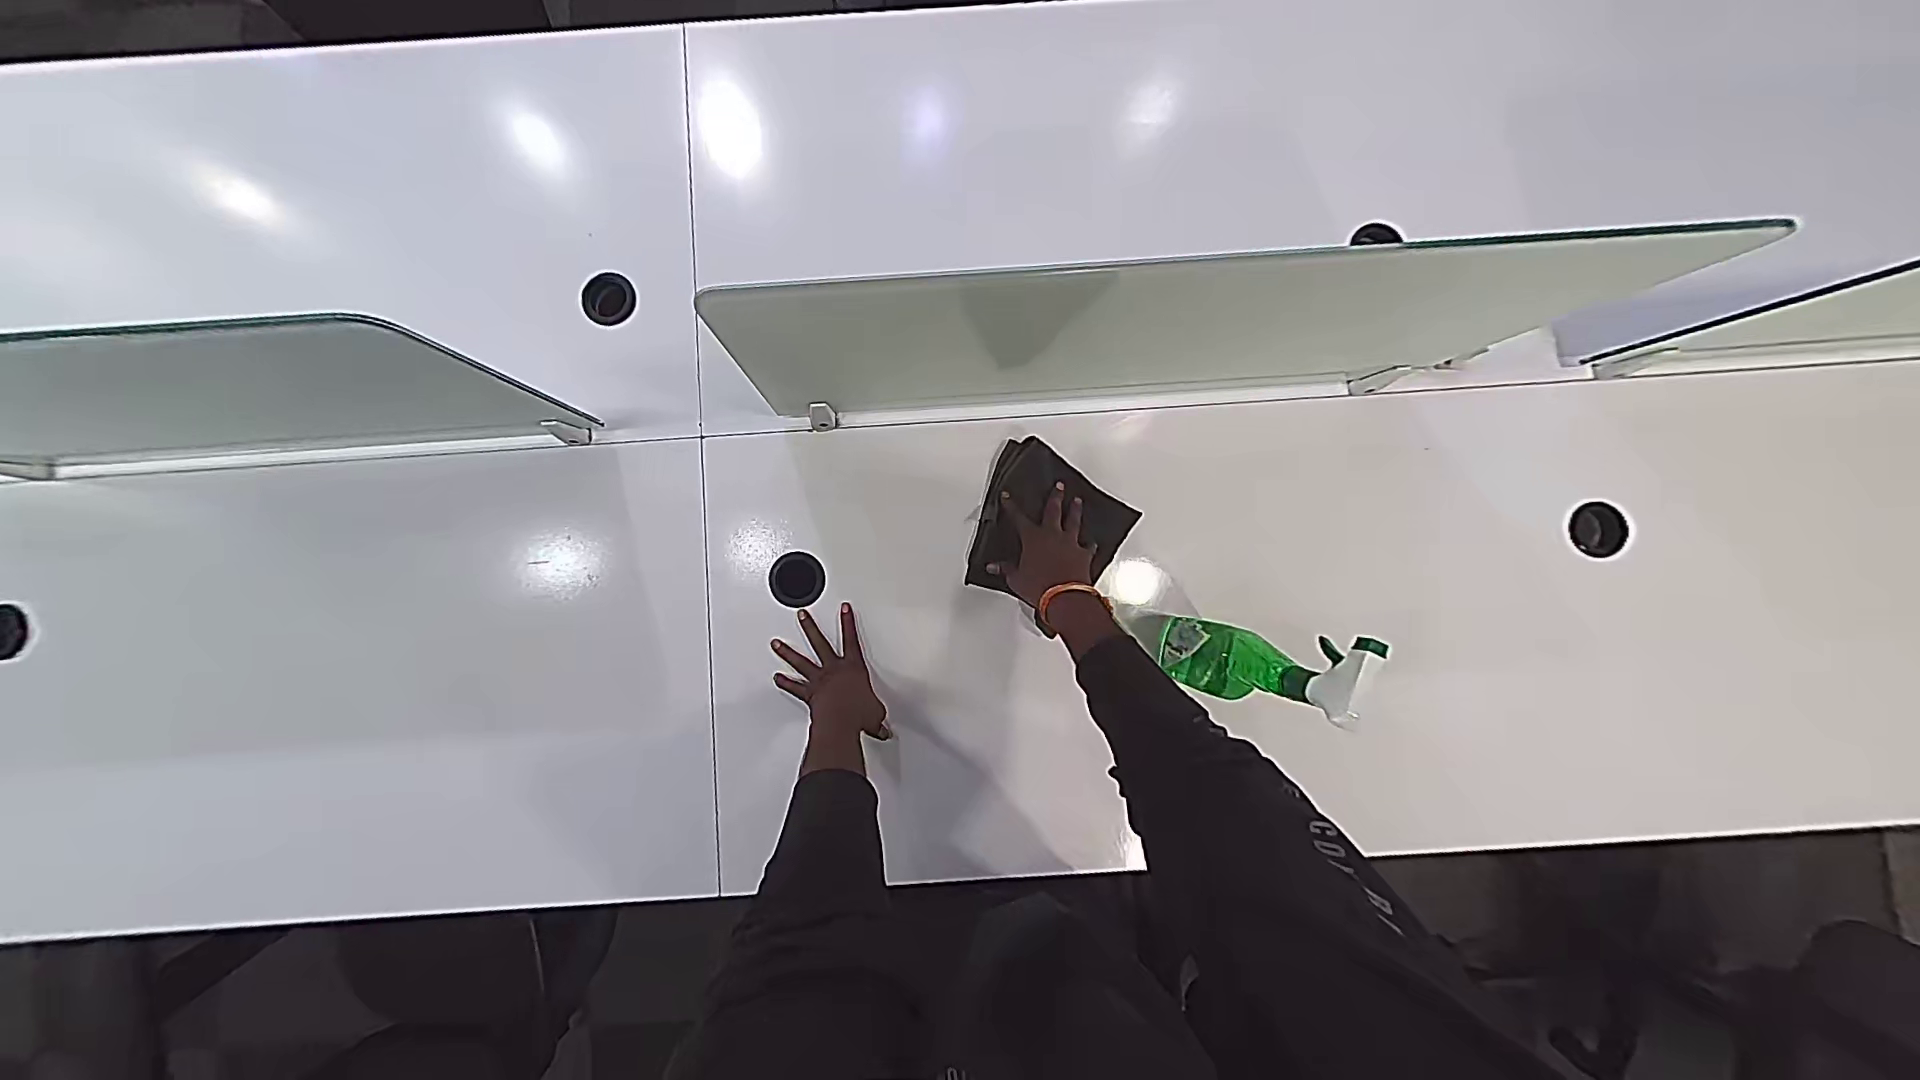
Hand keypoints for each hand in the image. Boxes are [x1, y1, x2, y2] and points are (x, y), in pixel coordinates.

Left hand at [772, 604, 892, 743]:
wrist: (841, 723)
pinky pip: (795, 687)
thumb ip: (875, 715)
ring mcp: (819, 681)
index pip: (851, 639)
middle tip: (802, 615)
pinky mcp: (809, 695)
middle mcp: (834, 670)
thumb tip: (880, 726)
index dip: (848, 622)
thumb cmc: (859, 714)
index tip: (844, 608)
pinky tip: (777, 677)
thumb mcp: (875, 712)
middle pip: (819, 642)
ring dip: (787, 652)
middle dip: (810, 626)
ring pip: (801, 662)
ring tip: (777, 643)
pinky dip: (785, 683)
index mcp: (853, 668)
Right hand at [986, 482, 1093, 607]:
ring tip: (1077, 501)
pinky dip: (1089, 544)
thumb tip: (994, 567)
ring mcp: (1070, 543)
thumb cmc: (1039, 587)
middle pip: (1053, 510)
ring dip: (1075, 510)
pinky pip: (1088, 546)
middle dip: (1054, 496)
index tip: (1007, 496)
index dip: (1011, 506)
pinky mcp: (1084, 554)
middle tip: (1058, 486)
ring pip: (1073, 521)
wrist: (1065, 597)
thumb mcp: (1016, 579)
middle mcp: (1052, 535)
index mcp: (1032, 538)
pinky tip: (1092, 542)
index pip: (1018, 517)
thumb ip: (1006, 569)